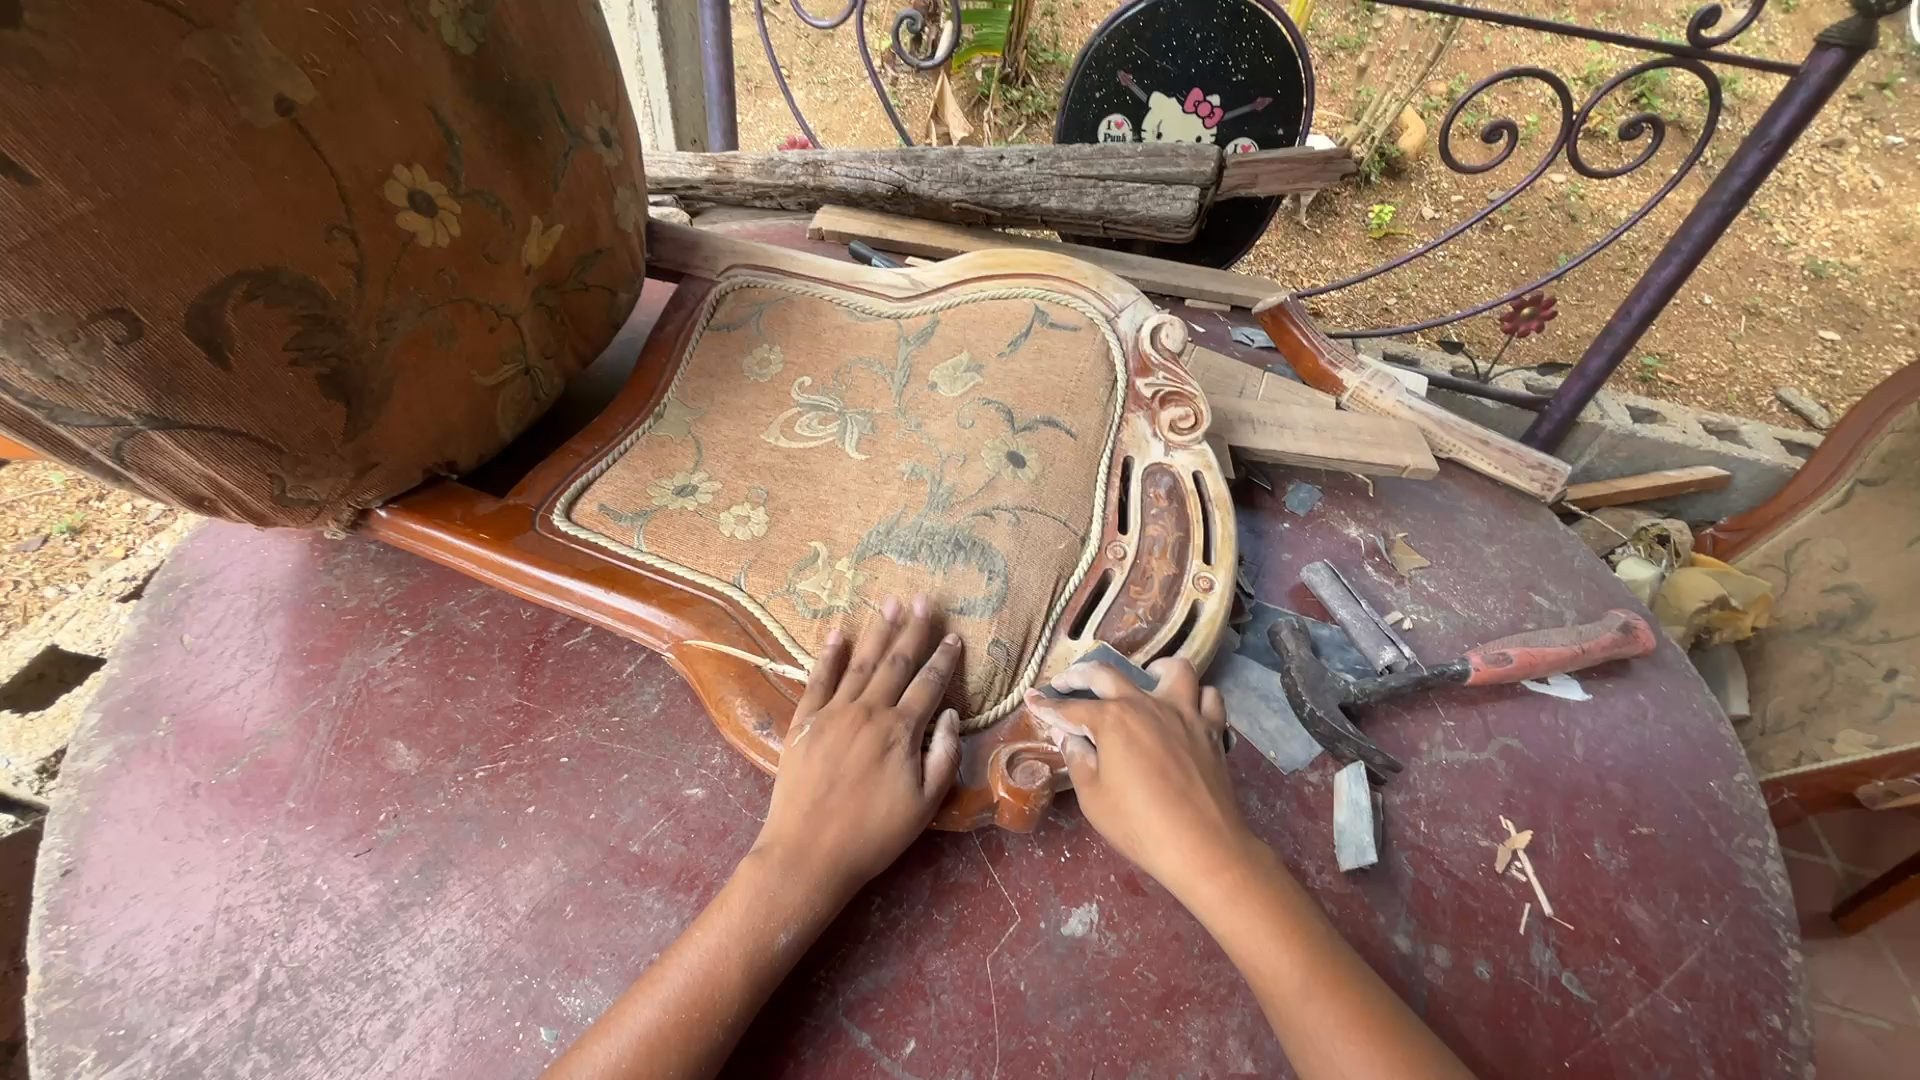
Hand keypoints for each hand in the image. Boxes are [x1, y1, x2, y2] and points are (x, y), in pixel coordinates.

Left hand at [749, 595, 963, 901]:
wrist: (808, 854)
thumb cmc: (874, 835)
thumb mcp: (925, 805)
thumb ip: (943, 755)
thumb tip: (949, 713)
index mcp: (900, 731)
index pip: (928, 684)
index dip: (943, 658)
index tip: (954, 635)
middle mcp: (868, 711)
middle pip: (895, 662)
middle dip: (912, 629)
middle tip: (922, 599)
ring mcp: (832, 713)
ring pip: (860, 663)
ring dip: (876, 631)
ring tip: (888, 603)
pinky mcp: (804, 722)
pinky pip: (818, 679)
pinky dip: (828, 655)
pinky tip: (837, 633)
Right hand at [1023, 658, 1256, 895]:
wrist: (1201, 846)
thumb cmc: (1139, 824)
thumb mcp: (1092, 797)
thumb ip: (1078, 759)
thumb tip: (1070, 736)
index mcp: (1113, 719)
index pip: (1071, 708)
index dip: (1047, 705)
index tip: (1033, 700)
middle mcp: (1146, 705)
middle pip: (1107, 674)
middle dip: (1079, 675)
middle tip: (1065, 682)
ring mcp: (1183, 713)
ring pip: (1174, 670)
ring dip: (1155, 670)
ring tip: (1146, 681)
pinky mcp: (1211, 729)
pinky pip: (1209, 698)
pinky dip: (1197, 698)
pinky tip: (1187, 710)